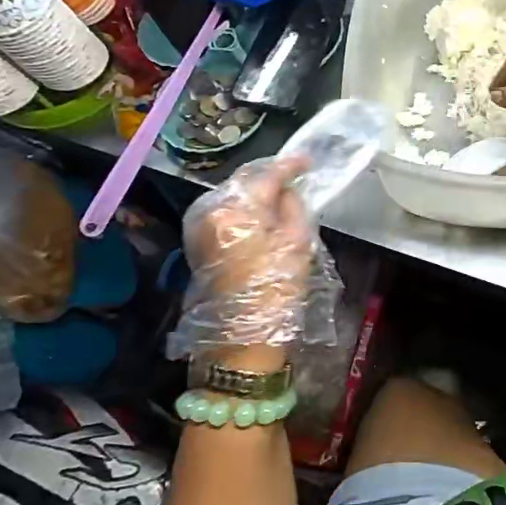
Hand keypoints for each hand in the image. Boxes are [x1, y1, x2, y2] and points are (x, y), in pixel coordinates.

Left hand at [183, 155, 313, 368]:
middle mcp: (209, 211)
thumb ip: (294, 208)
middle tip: (297, 177)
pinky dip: (245, 211)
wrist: (237, 344)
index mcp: (234, 209)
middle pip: (244, 182)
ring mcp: (198, 228)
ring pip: (233, 197)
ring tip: (283, 197)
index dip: (290, 165)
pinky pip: (225, 214)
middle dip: (270, 178)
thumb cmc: (273, 292)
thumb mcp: (297, 245)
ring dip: (257, 194)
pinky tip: (263, 217)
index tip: (309, 160)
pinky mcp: (197, 245)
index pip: (265, 175)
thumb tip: (288, 191)